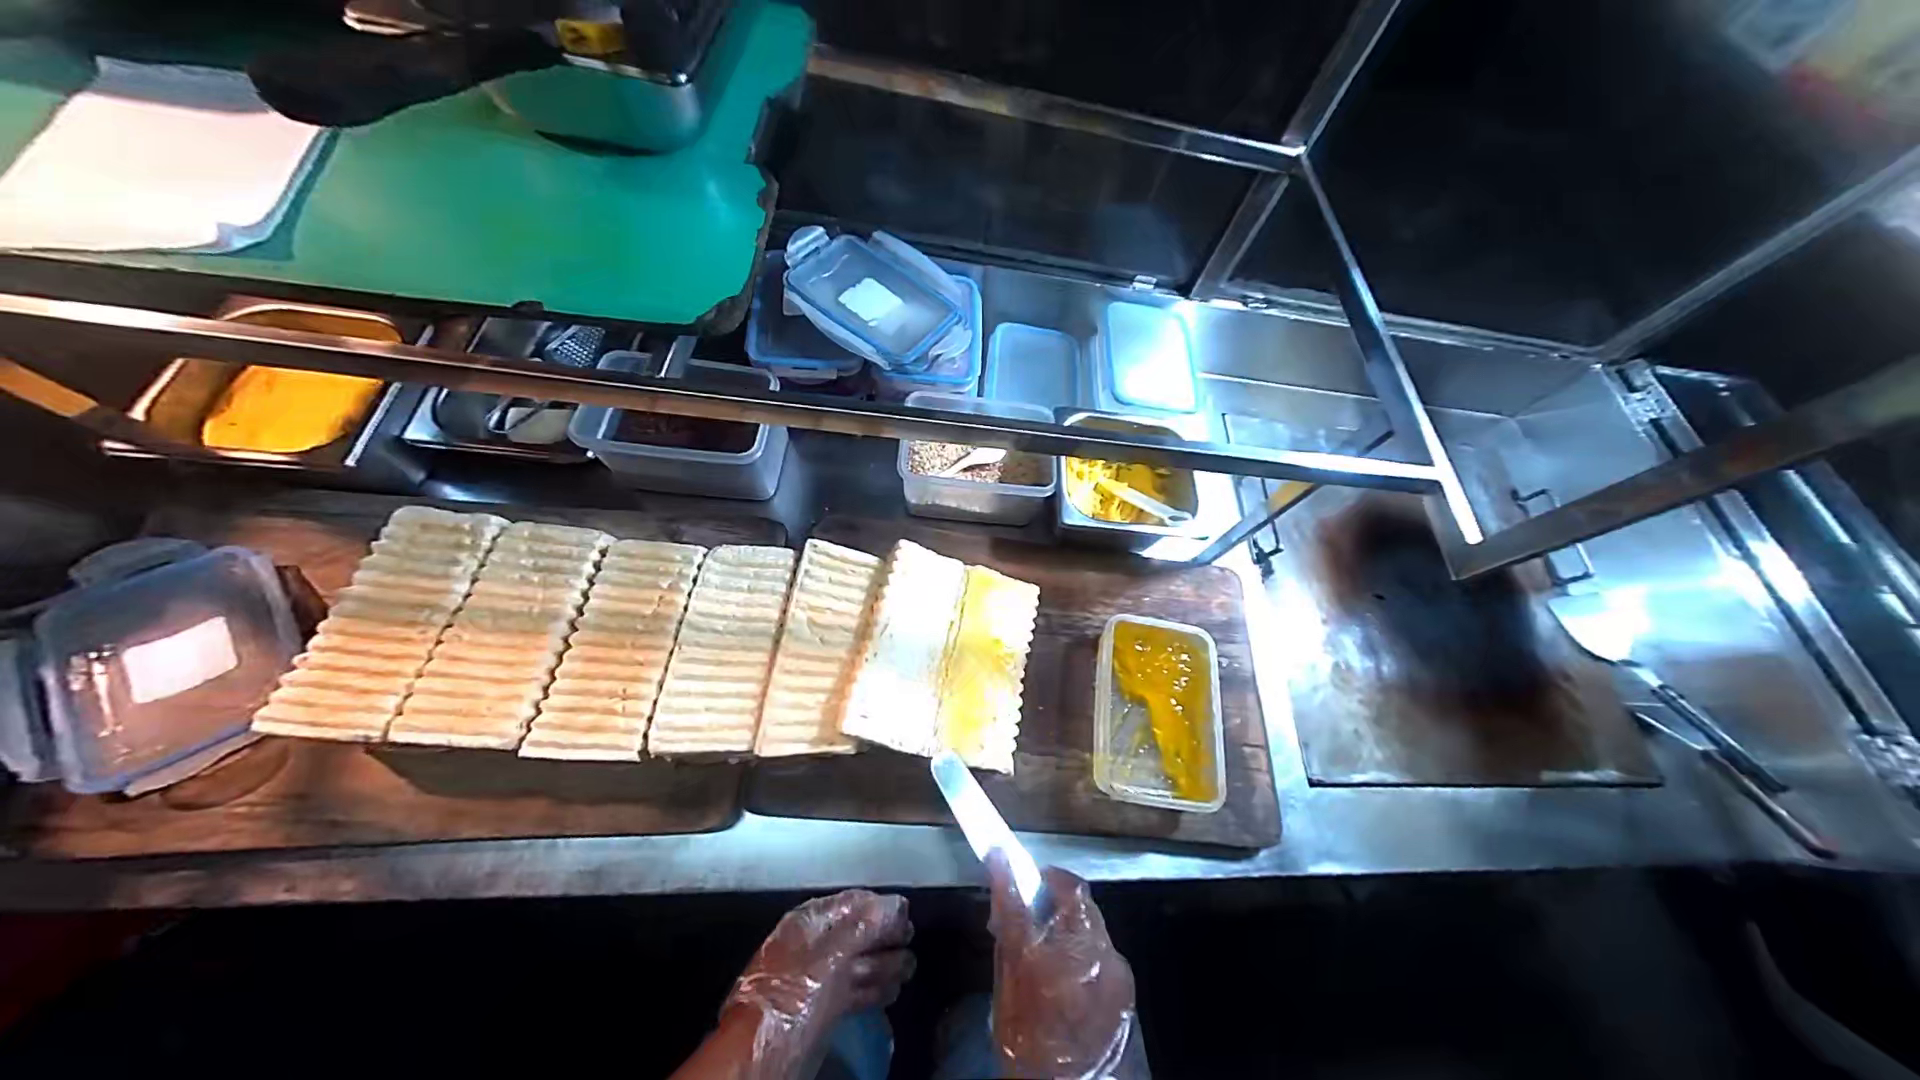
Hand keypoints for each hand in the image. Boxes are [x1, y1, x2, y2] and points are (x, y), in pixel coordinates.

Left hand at [718, 889, 914, 1076]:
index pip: (853, 903)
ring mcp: (816, 979)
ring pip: (857, 963)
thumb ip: (867, 925)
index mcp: (810, 922)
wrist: (759, 1059)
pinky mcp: (820, 1010)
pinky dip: (873, 989)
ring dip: (885, 965)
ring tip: (908, 969)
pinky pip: (852, 990)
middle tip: (911, 942)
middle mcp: (813, 944)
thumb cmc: (795, 997)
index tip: (908, 916)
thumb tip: (899, 904)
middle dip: (886, 937)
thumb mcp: (833, 955)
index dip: (882, 907)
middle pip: (858, 933)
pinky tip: (892, 992)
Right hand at [987, 853, 1140, 1077]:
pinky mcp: (1126, 979)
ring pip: (1090, 918)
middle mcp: (1083, 955)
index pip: (1019, 899)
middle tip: (1035, 894)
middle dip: (1054, 890)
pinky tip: (1074, 964)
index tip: (1001, 854)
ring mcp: (1112, 965)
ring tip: (1054, 935)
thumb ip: (1008, 939)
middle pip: (1073, 897)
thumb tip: (1006, 900)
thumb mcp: (1005, 992)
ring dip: (1071, 917)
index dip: (1008, 872)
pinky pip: (1103, 944)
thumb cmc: (1029, 1046)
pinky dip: (1087, 943)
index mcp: (1041, 962)